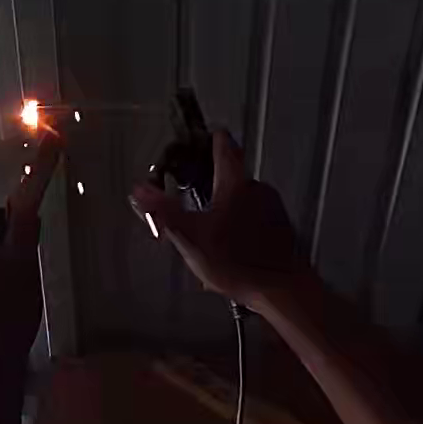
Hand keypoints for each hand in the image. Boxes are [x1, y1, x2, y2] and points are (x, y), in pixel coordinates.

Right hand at [129, 129, 305, 307]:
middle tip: (193, 199)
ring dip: (224, 209)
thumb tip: (140, 190)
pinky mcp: (280, 228)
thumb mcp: (190, 237)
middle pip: (230, 175)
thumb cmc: (239, 263)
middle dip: (210, 185)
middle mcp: (257, 190)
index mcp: (234, 185)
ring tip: (209, 232)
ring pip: (242, 198)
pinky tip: (228, 248)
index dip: (210, 138)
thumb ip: (163, 211)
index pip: (223, 146)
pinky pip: (254, 218)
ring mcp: (272, 208)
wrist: (281, 290)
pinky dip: (239, 226)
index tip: (204, 133)